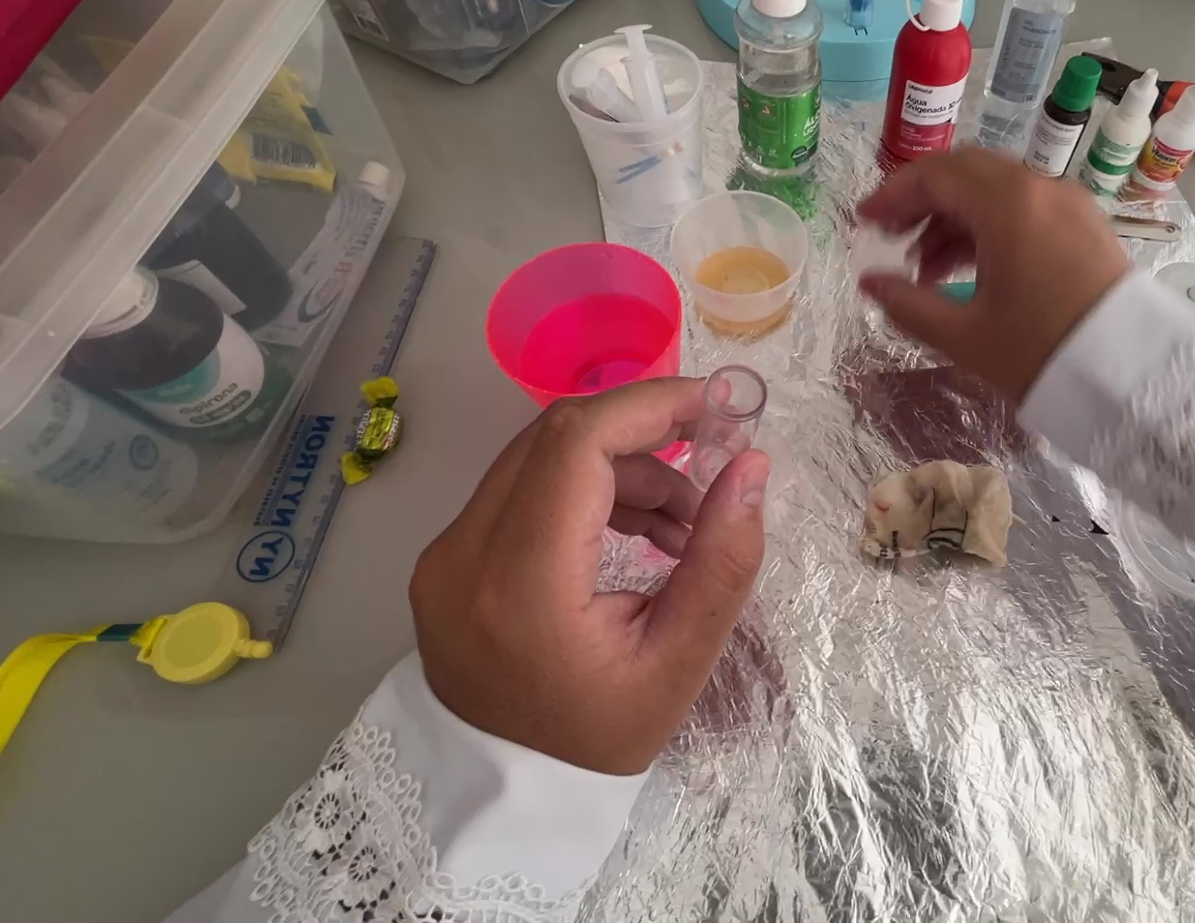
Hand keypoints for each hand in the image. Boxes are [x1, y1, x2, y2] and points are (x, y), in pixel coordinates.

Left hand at [410, 377, 770, 775]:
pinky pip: (527, 487)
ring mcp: (442, 552)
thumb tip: (752, 463)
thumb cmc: (600, 736)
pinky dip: (591, 489)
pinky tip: (640, 531)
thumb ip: (725, 558)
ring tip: (683, 523)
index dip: (651, 405)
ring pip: (545, 457)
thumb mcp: (682, 660)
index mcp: (519, 583)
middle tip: (712, 451)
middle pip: (560, 436)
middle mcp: (462, 553)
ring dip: (624, 466)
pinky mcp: (445, 555)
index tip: (718, 408)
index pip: (577, 444)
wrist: (507, 789)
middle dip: (646, 429)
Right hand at [856, 149, 1129, 401]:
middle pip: (965, 173)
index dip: (892, 194)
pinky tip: (972, 268)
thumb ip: (906, 304)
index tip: (864, 221)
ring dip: (954, 217)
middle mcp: (1040, 188)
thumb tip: (868, 282)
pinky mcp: (1084, 224)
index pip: (935, 176)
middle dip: (922, 201)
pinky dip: (989, 225)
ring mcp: (1068, 203)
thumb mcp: (963, 336)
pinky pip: (1025, 207)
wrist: (1129, 377)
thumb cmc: (1040, 355)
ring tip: (928, 268)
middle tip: (892, 239)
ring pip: (996, 190)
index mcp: (1008, 205)